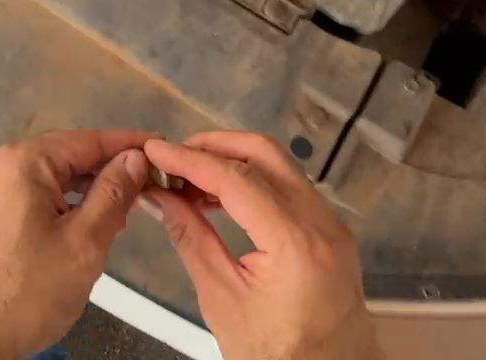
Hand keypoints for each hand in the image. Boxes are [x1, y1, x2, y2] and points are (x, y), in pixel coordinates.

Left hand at [0, 129, 154, 359]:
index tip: (164, 147)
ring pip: (61, 176)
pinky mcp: (0, 210)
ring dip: (95, 188)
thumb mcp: (82, 244)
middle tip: (156, 183)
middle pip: (74, 155)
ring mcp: (2, 186)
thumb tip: (135, 158)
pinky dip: (73, 202)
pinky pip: (46, 193)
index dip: (130, 144)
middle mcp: (12, 163)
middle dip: (114, 168)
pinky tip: (95, 221)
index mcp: (29, 160)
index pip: (90, 140)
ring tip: (132, 205)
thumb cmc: (26, 289)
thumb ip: (112, 196)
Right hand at [141, 133, 380, 359]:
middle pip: (262, 153)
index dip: (189, 159)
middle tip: (173, 158)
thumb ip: (189, 236)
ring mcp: (332, 225)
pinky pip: (288, 184)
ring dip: (231, 160)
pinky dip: (251, 178)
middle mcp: (321, 223)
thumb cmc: (276, 356)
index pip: (235, 178)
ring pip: (277, 163)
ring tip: (189, 180)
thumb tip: (155, 194)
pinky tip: (220, 196)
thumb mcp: (222, 299)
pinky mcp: (331, 231)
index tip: (154, 150)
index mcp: (295, 244)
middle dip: (212, 146)